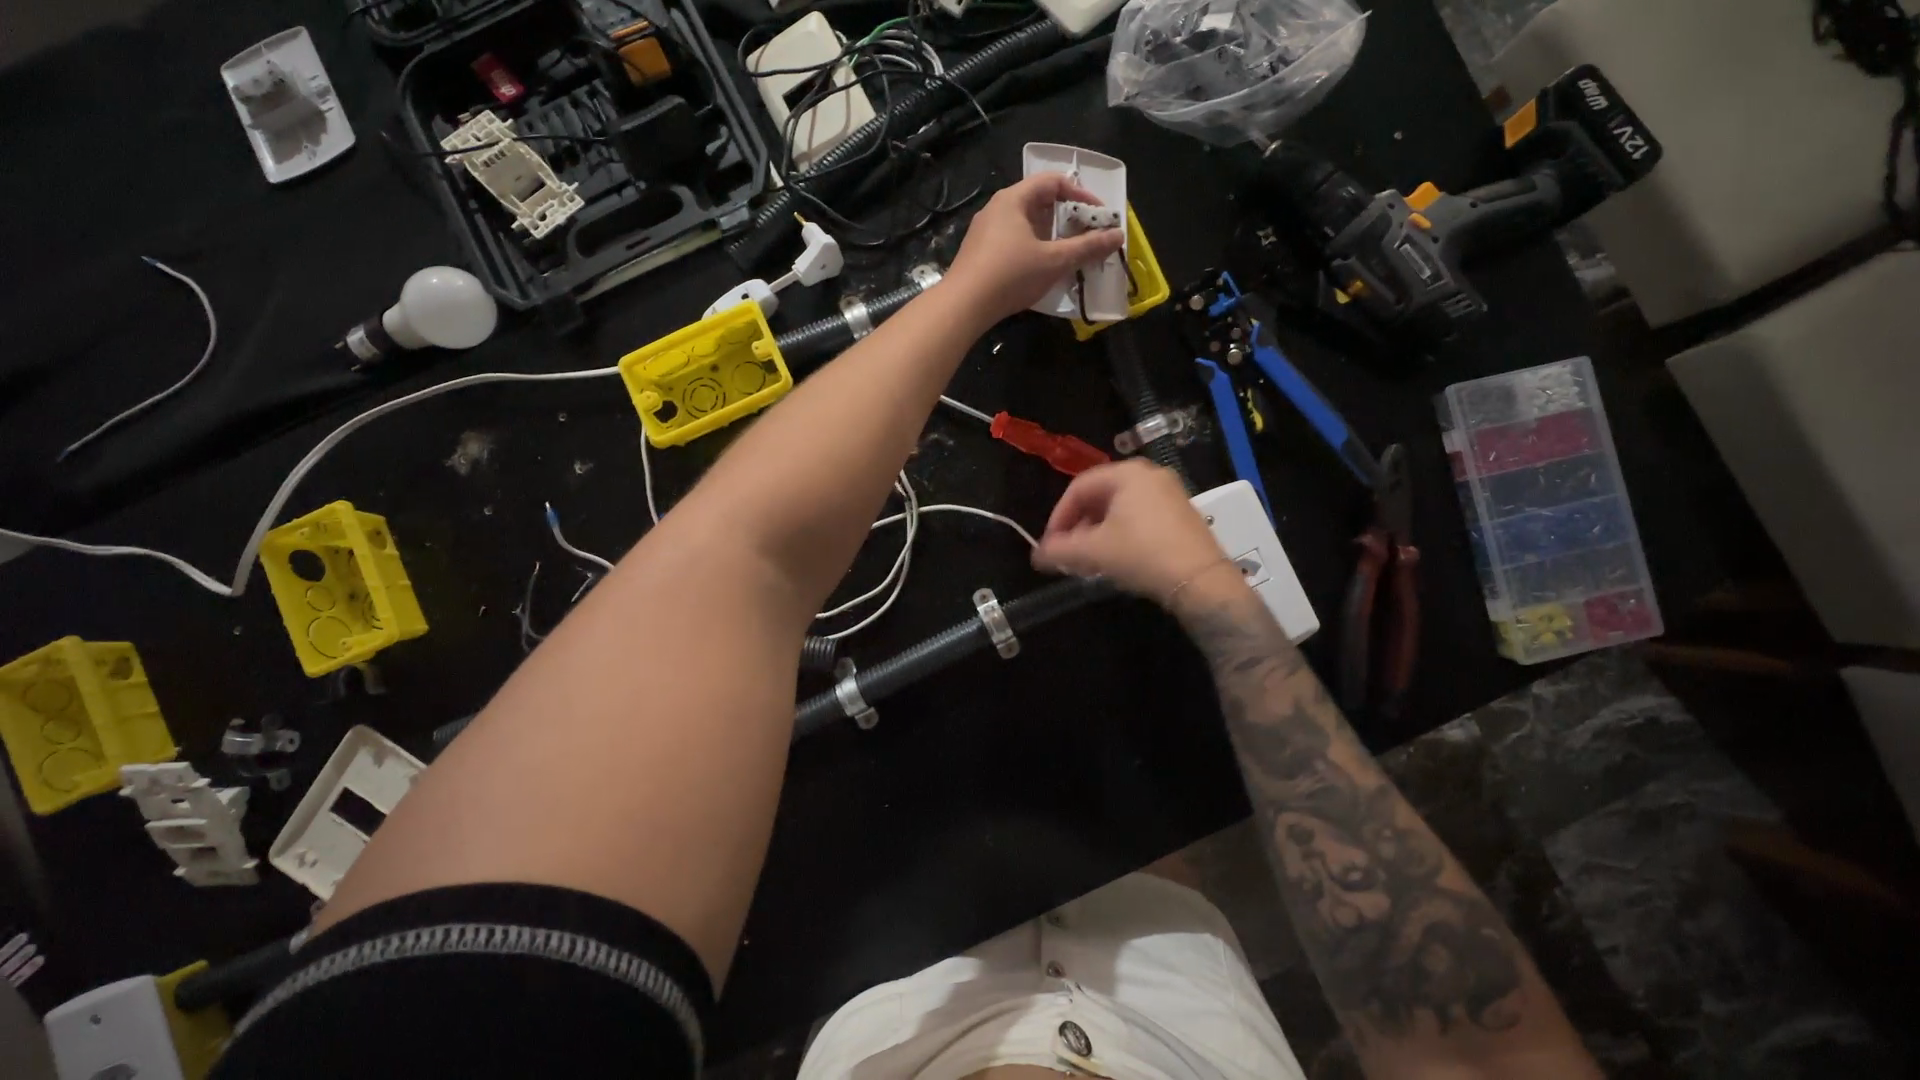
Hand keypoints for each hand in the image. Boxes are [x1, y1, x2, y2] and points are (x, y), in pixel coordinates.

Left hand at [944, 173, 1126, 324]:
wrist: (963, 306)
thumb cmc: (1010, 275)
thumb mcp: (1054, 261)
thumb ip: (1087, 247)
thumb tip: (1118, 236)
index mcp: (1013, 199)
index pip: (1053, 181)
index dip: (1081, 194)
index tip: (1099, 216)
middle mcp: (997, 208)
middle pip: (1039, 201)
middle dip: (1067, 216)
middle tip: (1086, 235)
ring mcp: (985, 231)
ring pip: (1026, 223)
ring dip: (1050, 235)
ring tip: (1068, 254)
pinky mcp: (980, 253)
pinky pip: (1013, 240)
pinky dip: (1033, 248)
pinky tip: (1041, 269)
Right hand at [1031, 459, 1230, 605]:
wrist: (1201, 580)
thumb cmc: (1141, 554)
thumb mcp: (1093, 552)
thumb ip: (1059, 551)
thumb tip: (1037, 555)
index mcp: (1126, 473)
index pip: (1078, 488)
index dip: (1058, 517)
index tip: (1050, 546)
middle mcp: (1149, 475)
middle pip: (1100, 497)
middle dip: (1078, 527)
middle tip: (1068, 554)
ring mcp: (1170, 494)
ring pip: (1120, 509)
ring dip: (1098, 533)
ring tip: (1089, 561)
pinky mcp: (1182, 515)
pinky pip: (1140, 518)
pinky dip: (1121, 535)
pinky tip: (1117, 559)